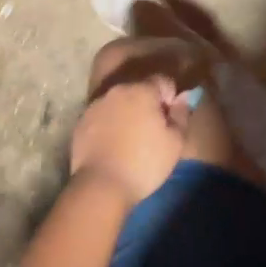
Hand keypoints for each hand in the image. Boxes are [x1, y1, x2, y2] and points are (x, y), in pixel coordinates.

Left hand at [69, 76, 190, 206]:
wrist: (100, 186)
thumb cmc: (144, 163)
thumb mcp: (175, 143)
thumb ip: (181, 114)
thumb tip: (183, 96)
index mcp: (141, 90)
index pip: (163, 80)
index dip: (170, 97)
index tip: (170, 119)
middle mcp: (117, 90)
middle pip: (138, 89)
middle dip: (148, 104)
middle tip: (152, 131)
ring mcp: (96, 105)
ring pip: (119, 102)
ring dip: (127, 113)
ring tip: (131, 141)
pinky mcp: (81, 122)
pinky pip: (102, 116)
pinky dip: (110, 125)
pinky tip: (113, 147)